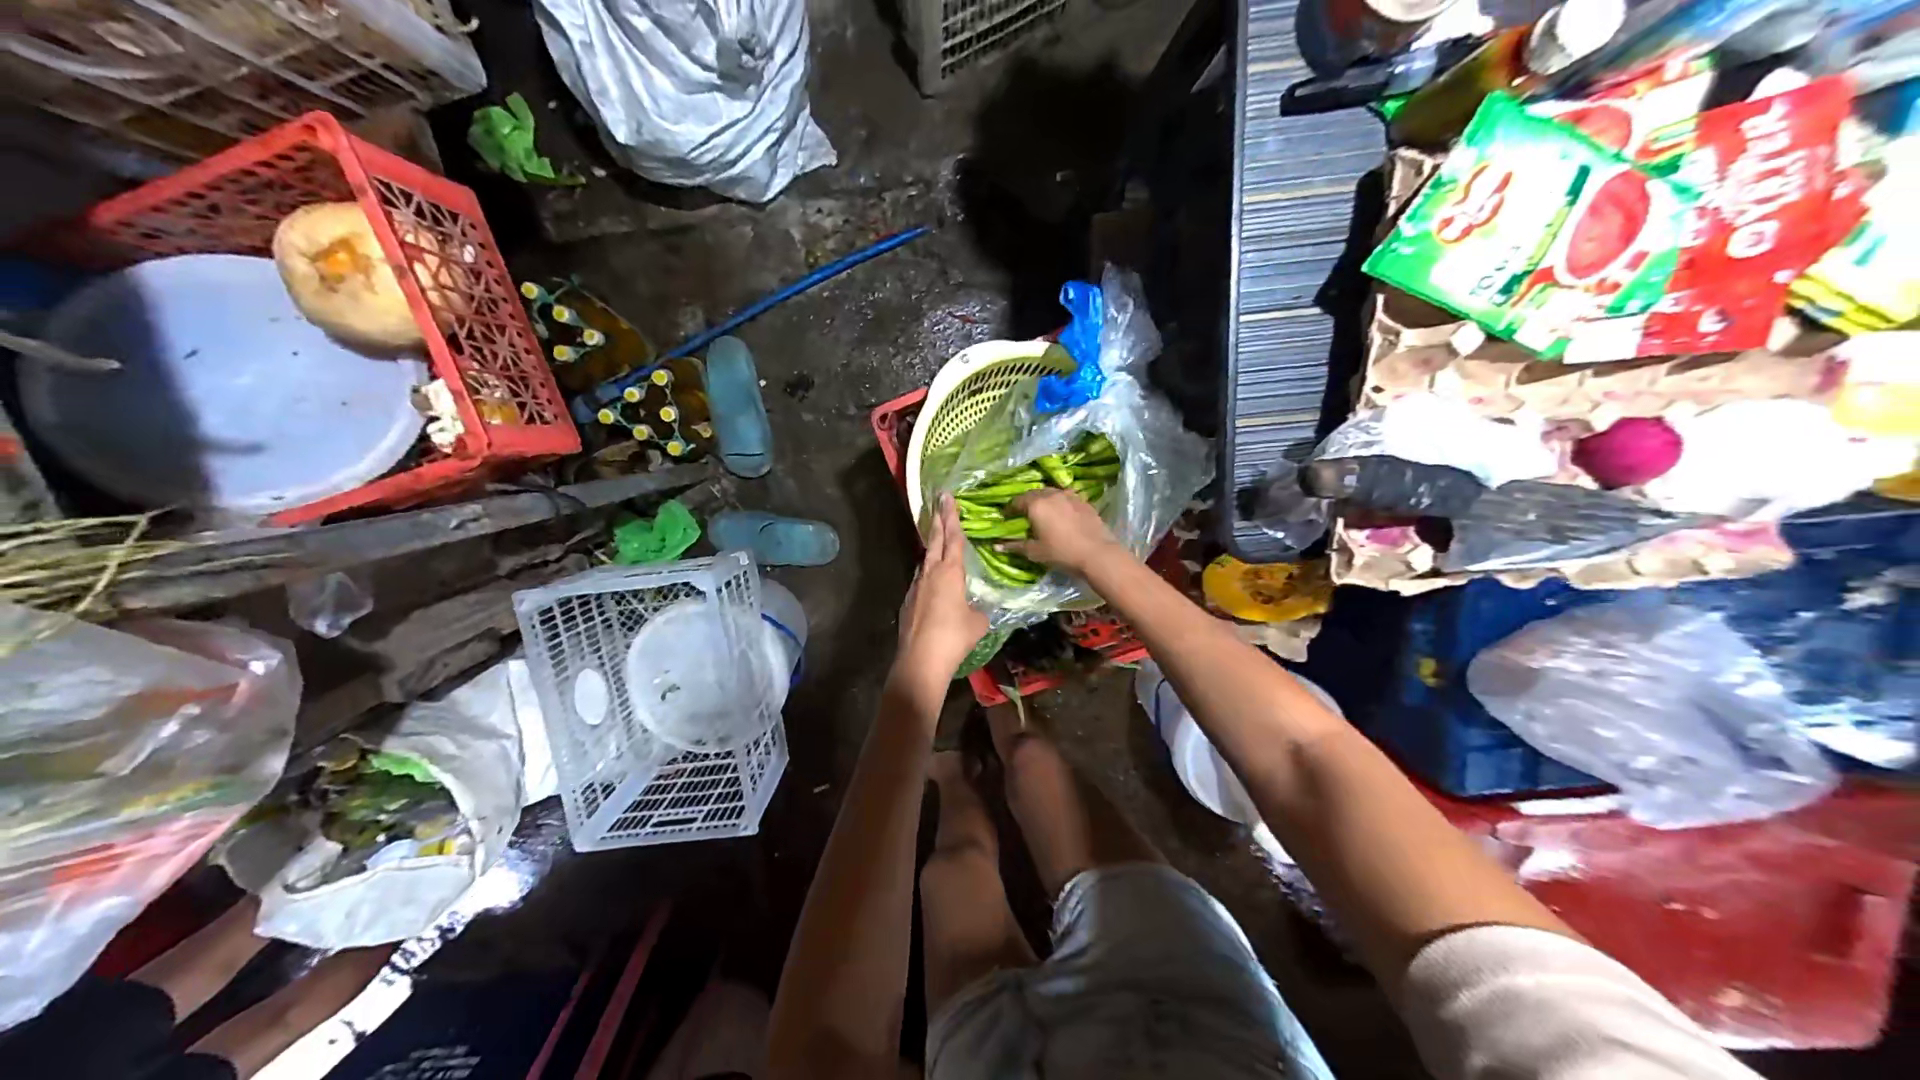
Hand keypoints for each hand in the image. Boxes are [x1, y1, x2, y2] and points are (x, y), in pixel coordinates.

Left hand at [895, 493, 989, 684]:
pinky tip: (932, 580)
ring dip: (932, 547)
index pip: (953, 538)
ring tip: (938, 539)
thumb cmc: (954, 637)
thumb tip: (978, 610)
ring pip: (925, 561)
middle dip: (939, 520)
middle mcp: (930, 574)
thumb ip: (979, 610)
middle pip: (935, 541)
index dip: (952, 517)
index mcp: (950, 572)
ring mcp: (916, 588)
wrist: (921, 660)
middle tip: (939, 501)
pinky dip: (927, 572)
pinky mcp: (908, 603)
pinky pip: (920, 580)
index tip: (948, 498)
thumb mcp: (978, 623)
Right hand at [1006, 488, 1122, 573]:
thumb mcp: (1035, 552)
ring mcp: (1070, 496)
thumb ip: (1015, 546)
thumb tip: (996, 545)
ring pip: (1051, 492)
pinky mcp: (1084, 501)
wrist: (1097, 553)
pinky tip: (1062, 513)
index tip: (1007, 517)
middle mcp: (1051, 494)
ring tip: (1043, 511)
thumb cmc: (1061, 553)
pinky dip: (1060, 502)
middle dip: (1026, 501)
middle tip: (1024, 514)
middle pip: (1034, 493)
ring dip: (1044, 499)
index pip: (1017, 501)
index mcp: (1036, 504)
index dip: (1010, 509)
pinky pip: (1067, 497)